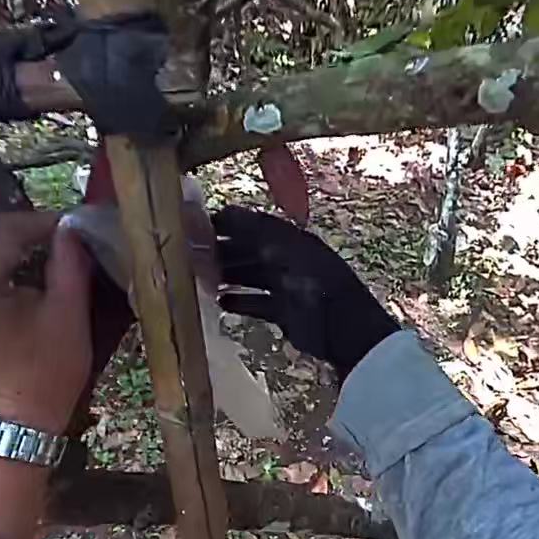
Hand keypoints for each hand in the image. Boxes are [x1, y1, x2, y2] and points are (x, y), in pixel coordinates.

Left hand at [0, 210, 92, 431]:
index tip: (77, 227)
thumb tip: (74, 227)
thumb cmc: (49, 369)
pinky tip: (44, 271)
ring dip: (28, 247)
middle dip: (35, 232)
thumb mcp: (69, 313)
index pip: (3, 231)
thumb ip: (70, 266)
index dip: (42, 221)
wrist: (26, 417)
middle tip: (72, 238)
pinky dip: (20, 265)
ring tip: (63, 251)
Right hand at [213, 204, 397, 377]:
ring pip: (251, 276)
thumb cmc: (317, 283)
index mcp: (293, 240)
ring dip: (229, 275)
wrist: (344, 328)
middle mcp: (289, 260)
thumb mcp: (287, 250)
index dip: (229, 224)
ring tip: (202, 278)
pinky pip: (257, 303)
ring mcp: (286, 287)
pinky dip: (240, 301)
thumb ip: (257, 230)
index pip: (255, 226)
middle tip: (194, 255)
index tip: (199, 225)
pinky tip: (221, 302)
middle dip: (224, 251)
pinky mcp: (284, 312)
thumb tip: (226, 211)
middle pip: (250, 251)